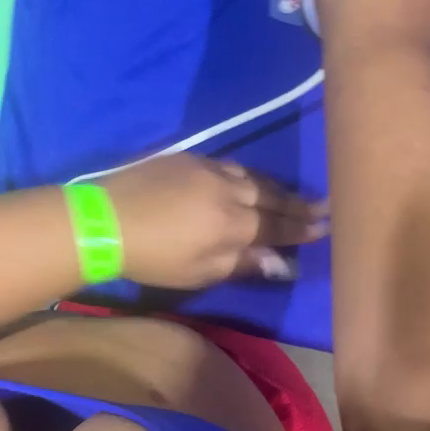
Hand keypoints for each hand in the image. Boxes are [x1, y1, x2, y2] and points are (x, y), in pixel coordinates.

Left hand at [98, 154, 328, 288]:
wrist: (105, 219)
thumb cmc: (154, 258)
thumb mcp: (200, 272)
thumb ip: (243, 263)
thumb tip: (281, 263)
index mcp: (235, 223)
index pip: (278, 225)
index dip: (302, 228)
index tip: (324, 226)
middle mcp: (230, 191)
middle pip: (271, 197)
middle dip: (298, 204)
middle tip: (324, 207)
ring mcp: (208, 169)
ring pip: (251, 177)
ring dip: (274, 188)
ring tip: (291, 195)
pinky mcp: (187, 158)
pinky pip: (228, 165)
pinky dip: (245, 175)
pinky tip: (248, 180)